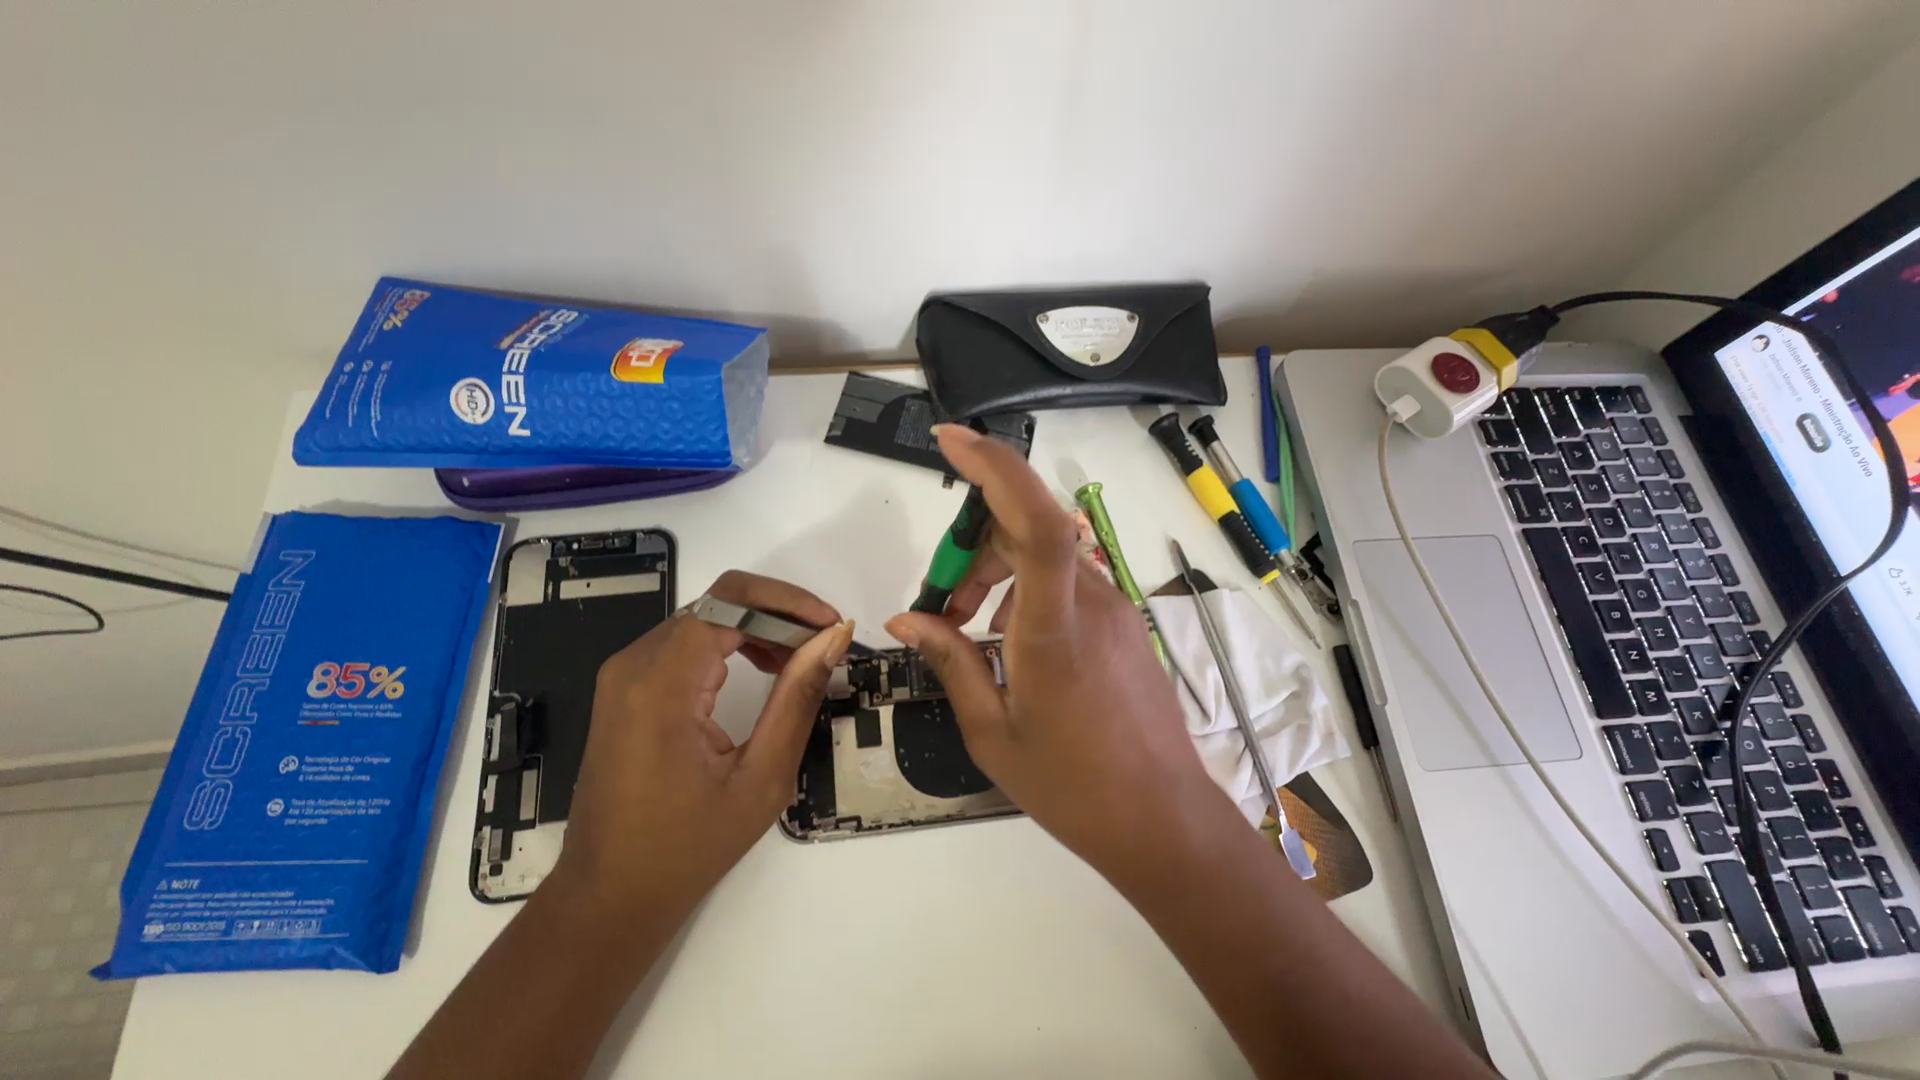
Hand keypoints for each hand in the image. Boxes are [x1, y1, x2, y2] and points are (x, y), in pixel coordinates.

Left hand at [553, 571, 852, 921]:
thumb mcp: (761, 778)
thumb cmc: (688, 846)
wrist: (611, 893)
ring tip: (799, 661)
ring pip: (702, 618)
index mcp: (662, 685)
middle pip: (715, 604)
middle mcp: (634, 665)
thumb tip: (833, 638)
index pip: (729, 602)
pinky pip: (683, 644)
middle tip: (823, 645)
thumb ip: (797, 699)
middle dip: (777, 614)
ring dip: (756, 628)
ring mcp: (623, 675)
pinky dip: (729, 645)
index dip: (788, 602)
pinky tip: (761, 670)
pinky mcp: (625, 689)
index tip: (832, 627)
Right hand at [886, 425, 1220, 869]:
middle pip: (1028, 532)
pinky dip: (1026, 594)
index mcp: (1054, 628)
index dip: (996, 467)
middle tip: (938, 607)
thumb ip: (951, 662)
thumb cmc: (1071, 785)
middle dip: (971, 549)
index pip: (1037, 520)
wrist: (1163, 821)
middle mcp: (1093, 603)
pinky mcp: (1125, 627)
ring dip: (997, 575)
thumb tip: (907, 618)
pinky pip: (1067, 584)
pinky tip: (1010, 646)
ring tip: (968, 635)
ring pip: (1046, 558)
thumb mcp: (992, 732)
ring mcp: (1116, 611)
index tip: (951, 440)